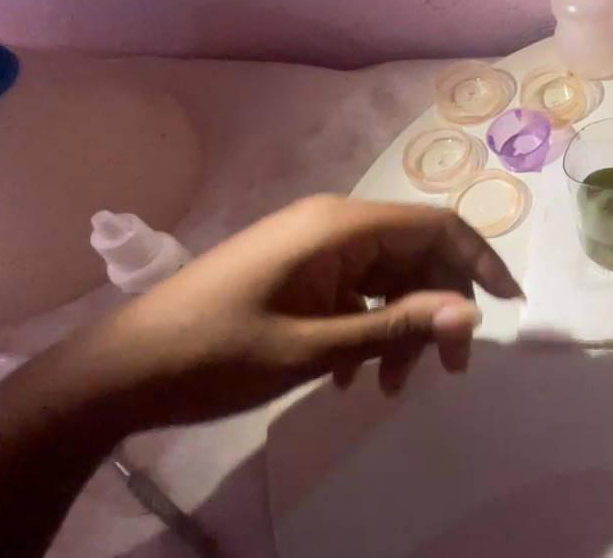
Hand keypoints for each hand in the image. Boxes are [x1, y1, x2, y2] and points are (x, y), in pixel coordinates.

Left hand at [61, 195, 521, 430]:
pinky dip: (368, 329)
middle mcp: (335, 224)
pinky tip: (352, 378)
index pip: (437, 227)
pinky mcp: (297, 271)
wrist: (106, 377)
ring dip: (401, 328)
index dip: (479, 261)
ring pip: (388, 278)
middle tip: (447, 370)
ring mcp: (313, 248)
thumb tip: (471, 313)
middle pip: (416, 255)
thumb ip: (396, 326)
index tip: (506, 306)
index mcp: (342, 225)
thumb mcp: (311, 348)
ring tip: (389, 389)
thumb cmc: (210, 356)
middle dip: (438, 310)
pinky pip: (356, 291)